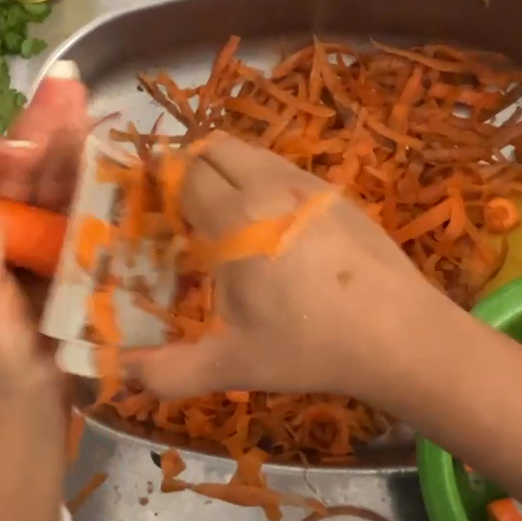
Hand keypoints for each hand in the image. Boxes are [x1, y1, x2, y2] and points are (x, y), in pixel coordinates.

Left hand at [0, 67, 87, 400]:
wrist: (34, 394)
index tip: (20, 151)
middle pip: (11, 161)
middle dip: (38, 124)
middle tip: (67, 85)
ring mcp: (30, 224)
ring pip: (47, 171)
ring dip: (68, 135)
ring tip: (88, 98)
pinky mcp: (65, 235)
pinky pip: (77, 197)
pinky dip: (93, 168)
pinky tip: (110, 139)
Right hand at [124, 135, 462, 405]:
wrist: (401, 335)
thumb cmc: (309, 346)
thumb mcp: (232, 365)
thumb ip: (167, 371)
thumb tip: (120, 374)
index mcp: (236, 217)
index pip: (184, 172)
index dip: (161, 186)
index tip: (152, 211)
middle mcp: (269, 185)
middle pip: (213, 146)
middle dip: (189, 167)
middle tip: (181, 210)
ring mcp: (308, 184)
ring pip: (250, 152)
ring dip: (226, 170)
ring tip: (222, 216)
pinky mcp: (336, 193)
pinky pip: (282, 168)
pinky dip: (260, 180)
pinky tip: (269, 228)